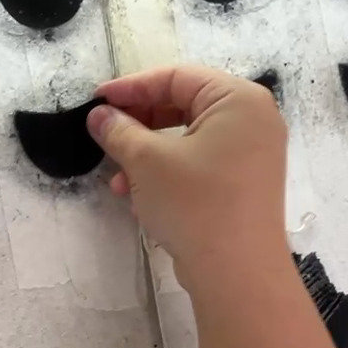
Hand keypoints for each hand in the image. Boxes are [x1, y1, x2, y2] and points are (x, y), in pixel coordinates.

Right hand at [88, 65, 288, 293]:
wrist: (236, 270)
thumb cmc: (194, 203)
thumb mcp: (146, 162)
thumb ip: (119, 132)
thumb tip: (99, 116)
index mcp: (237, 99)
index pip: (176, 77)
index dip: (131, 87)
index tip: (96, 101)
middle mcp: (251, 119)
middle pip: (183, 107)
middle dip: (138, 125)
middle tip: (104, 137)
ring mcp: (251, 153)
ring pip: (187, 140)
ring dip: (146, 156)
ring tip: (117, 181)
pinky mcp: (243, 184)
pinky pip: (198, 164)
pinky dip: (166, 174)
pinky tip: (140, 198)